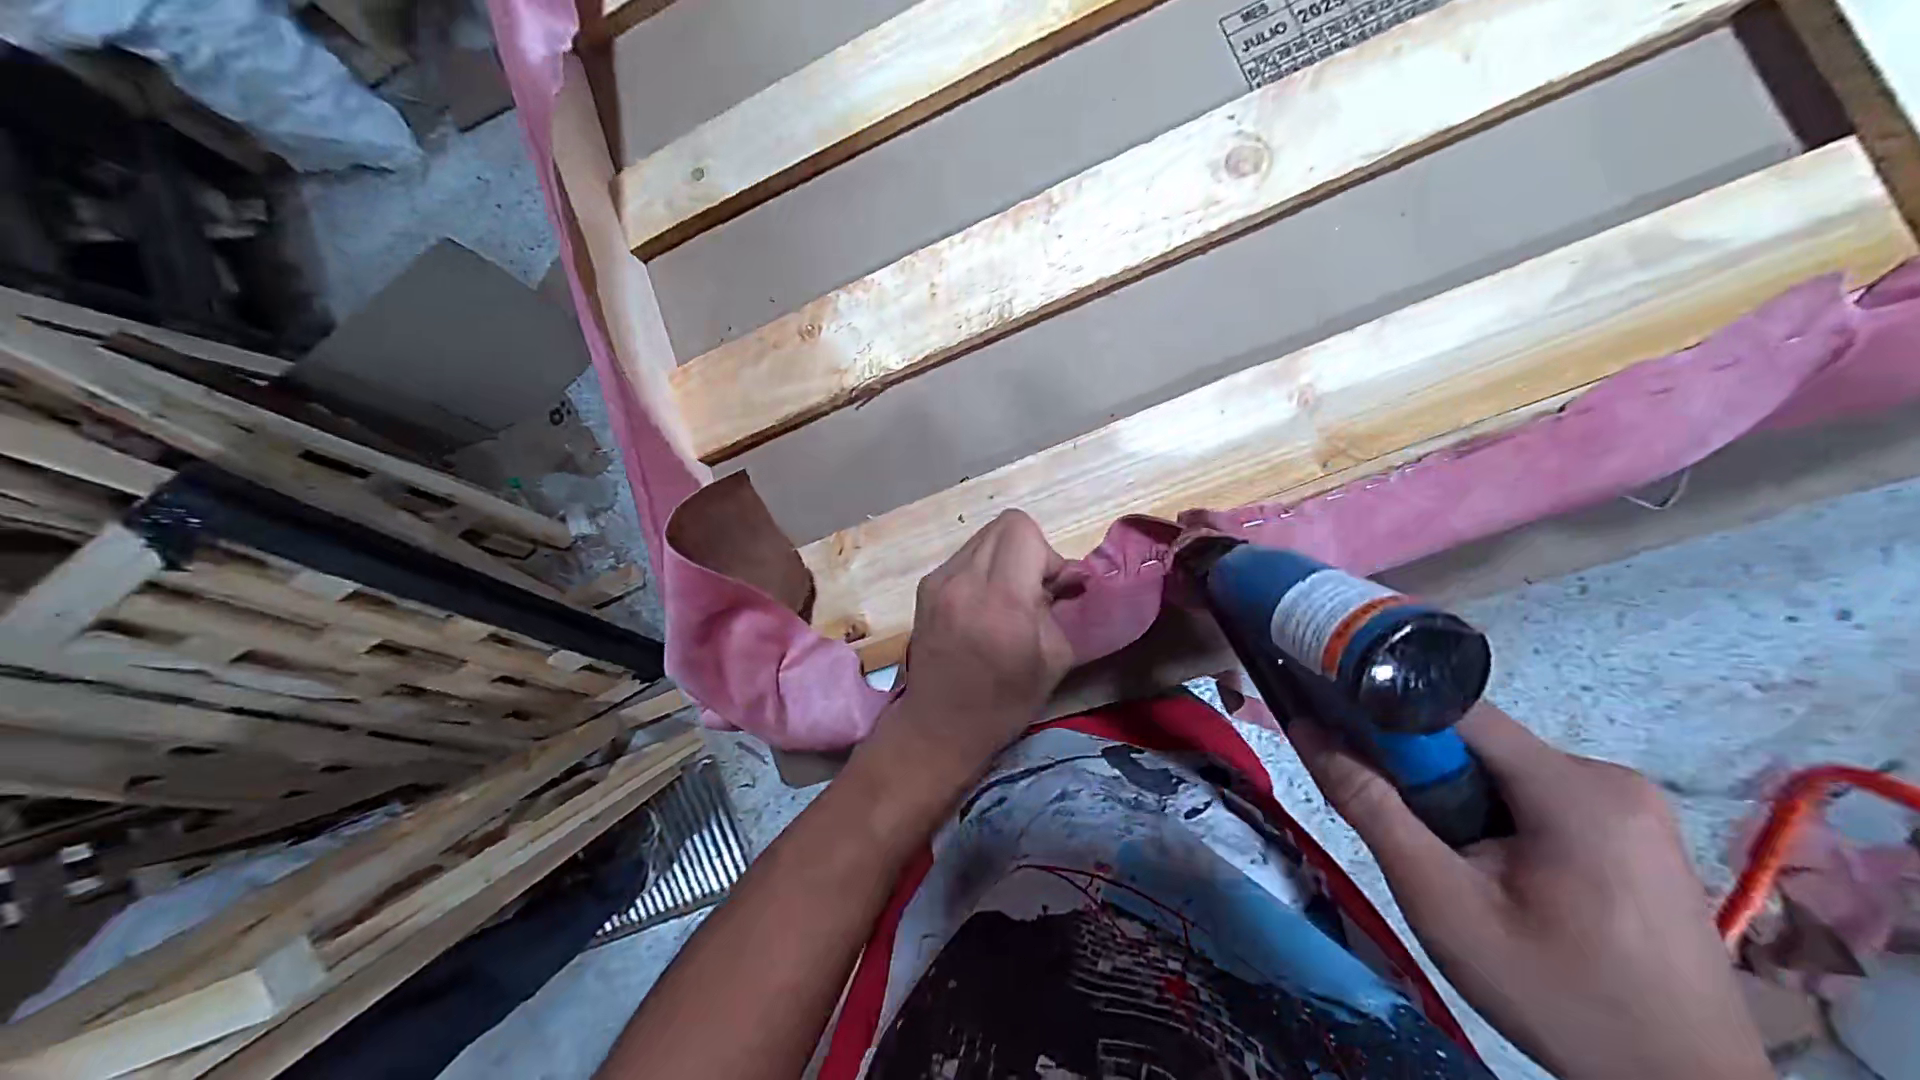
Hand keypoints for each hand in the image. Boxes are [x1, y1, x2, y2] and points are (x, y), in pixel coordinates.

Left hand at [882, 510, 1074, 780]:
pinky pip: (965, 557)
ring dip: (1005, 558)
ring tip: (1008, 598)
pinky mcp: (925, 587)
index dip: (1047, 554)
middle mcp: (963, 581)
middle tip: (1034, 590)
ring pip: (984, 537)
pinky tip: (984, 604)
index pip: (1022, 530)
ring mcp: (938, 581)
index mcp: (1001, 601)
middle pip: (1005, 525)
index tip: (1052, 589)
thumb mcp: (1055, 658)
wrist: (939, 726)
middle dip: (1029, 550)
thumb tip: (1069, 574)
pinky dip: (983, 569)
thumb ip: (1063, 605)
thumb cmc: (1005, 702)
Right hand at [1291, 704, 1769, 1079]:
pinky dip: (1496, 817)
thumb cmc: (1556, 995)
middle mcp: (1611, 777)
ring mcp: (1632, 806)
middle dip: (1423, 773)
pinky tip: (1495, 872)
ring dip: (1457, 799)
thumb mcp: (1441, 901)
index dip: (1388, 715)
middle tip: (1403, 830)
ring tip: (1450, 863)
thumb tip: (1306, 730)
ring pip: (1503, 770)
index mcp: (1576, 786)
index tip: (1344, 741)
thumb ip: (1369, 807)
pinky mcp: (1635, 834)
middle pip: (1478, 742)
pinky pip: (1537, 797)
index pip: (1454, 709)